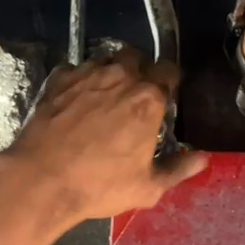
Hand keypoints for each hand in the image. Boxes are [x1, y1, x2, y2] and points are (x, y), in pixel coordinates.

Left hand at [0, 46, 208, 226]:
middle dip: (139, 70)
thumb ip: (178, 168)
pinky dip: (78, 80)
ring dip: (109, 73)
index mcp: (148, 98)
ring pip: (105, 59)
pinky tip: (74, 101)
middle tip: (133, 96)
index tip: (163, 97)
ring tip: (103, 97)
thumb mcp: (147, 187)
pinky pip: (74, 70)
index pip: (169, 71)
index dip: (168, 82)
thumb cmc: (100, 185)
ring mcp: (86, 74)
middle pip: (137, 57)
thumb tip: (202, 158)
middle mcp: (120, 76)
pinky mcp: (58, 79)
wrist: (42, 180)